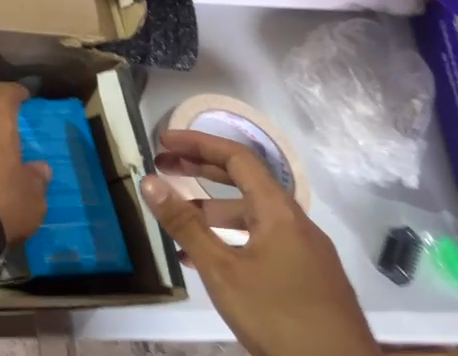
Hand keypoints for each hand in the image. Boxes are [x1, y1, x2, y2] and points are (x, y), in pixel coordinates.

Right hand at [140, 130, 377, 355]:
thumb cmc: (278, 317)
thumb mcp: (221, 270)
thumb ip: (184, 224)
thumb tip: (149, 179)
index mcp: (280, 213)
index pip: (238, 158)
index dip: (198, 143)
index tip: (162, 142)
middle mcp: (297, 225)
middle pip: (246, 181)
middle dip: (201, 170)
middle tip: (162, 166)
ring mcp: (307, 253)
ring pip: (253, 215)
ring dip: (212, 209)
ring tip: (177, 219)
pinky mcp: (309, 277)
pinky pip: (264, 240)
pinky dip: (231, 236)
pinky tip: (206, 259)